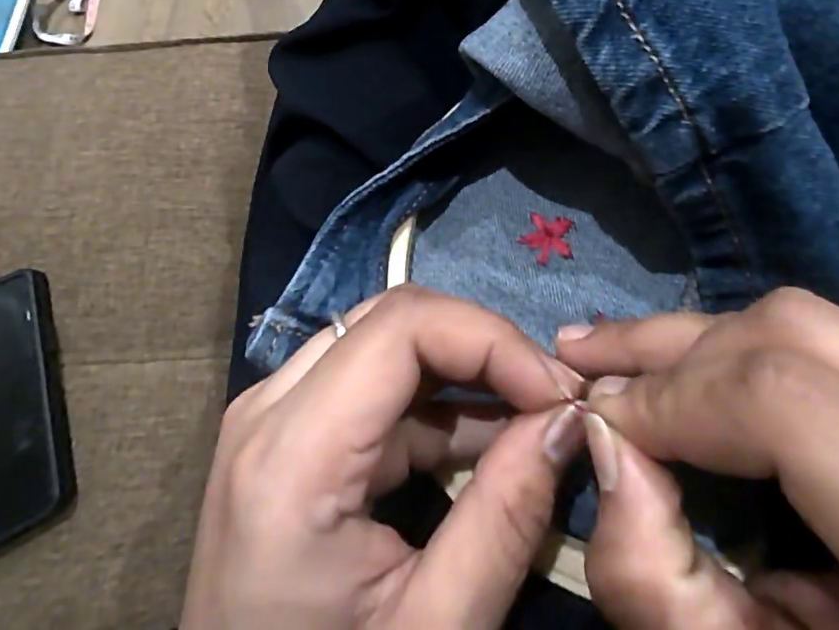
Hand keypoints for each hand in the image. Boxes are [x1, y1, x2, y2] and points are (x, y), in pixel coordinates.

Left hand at [180, 286, 586, 628]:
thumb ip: (503, 518)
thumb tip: (568, 420)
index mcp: (288, 454)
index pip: (401, 326)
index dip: (491, 339)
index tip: (558, 391)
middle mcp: (270, 408)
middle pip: (392, 321)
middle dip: (484, 345)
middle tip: (554, 398)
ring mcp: (273, 415)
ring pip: (386, 341)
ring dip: (467, 368)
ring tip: (538, 414)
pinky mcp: (288, 432)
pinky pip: (375, 383)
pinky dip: (440, 400)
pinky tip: (493, 436)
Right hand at [554, 288, 838, 629]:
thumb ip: (668, 588)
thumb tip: (607, 442)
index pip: (799, 405)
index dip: (677, 396)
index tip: (602, 418)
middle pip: (809, 334)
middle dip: (678, 343)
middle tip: (588, 358)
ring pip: (833, 329)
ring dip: (713, 343)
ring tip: (630, 361)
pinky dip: (765, 364)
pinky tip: (710, 384)